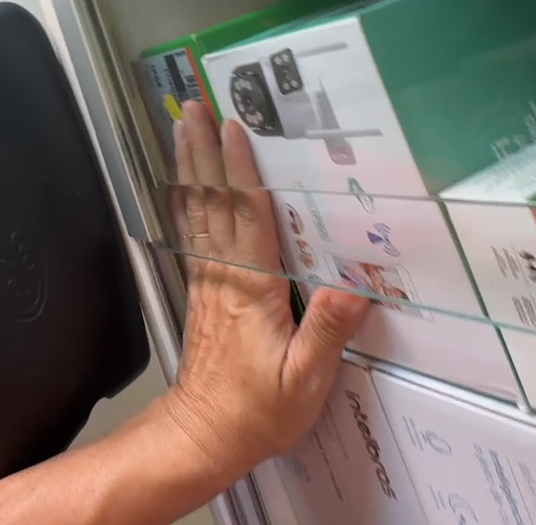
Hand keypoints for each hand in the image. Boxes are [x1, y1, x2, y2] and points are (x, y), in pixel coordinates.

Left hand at [155, 100, 372, 482]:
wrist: (205, 429)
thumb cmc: (257, 408)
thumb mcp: (304, 381)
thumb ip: (326, 332)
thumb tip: (353, 287)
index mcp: (251, 285)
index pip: (246, 214)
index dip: (240, 168)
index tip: (233, 128)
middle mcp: (222, 270)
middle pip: (212, 197)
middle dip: (203, 148)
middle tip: (192, 107)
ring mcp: (206, 274)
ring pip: (196, 206)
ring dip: (189, 163)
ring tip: (181, 126)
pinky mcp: (199, 283)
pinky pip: (190, 227)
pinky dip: (185, 195)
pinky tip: (182, 178)